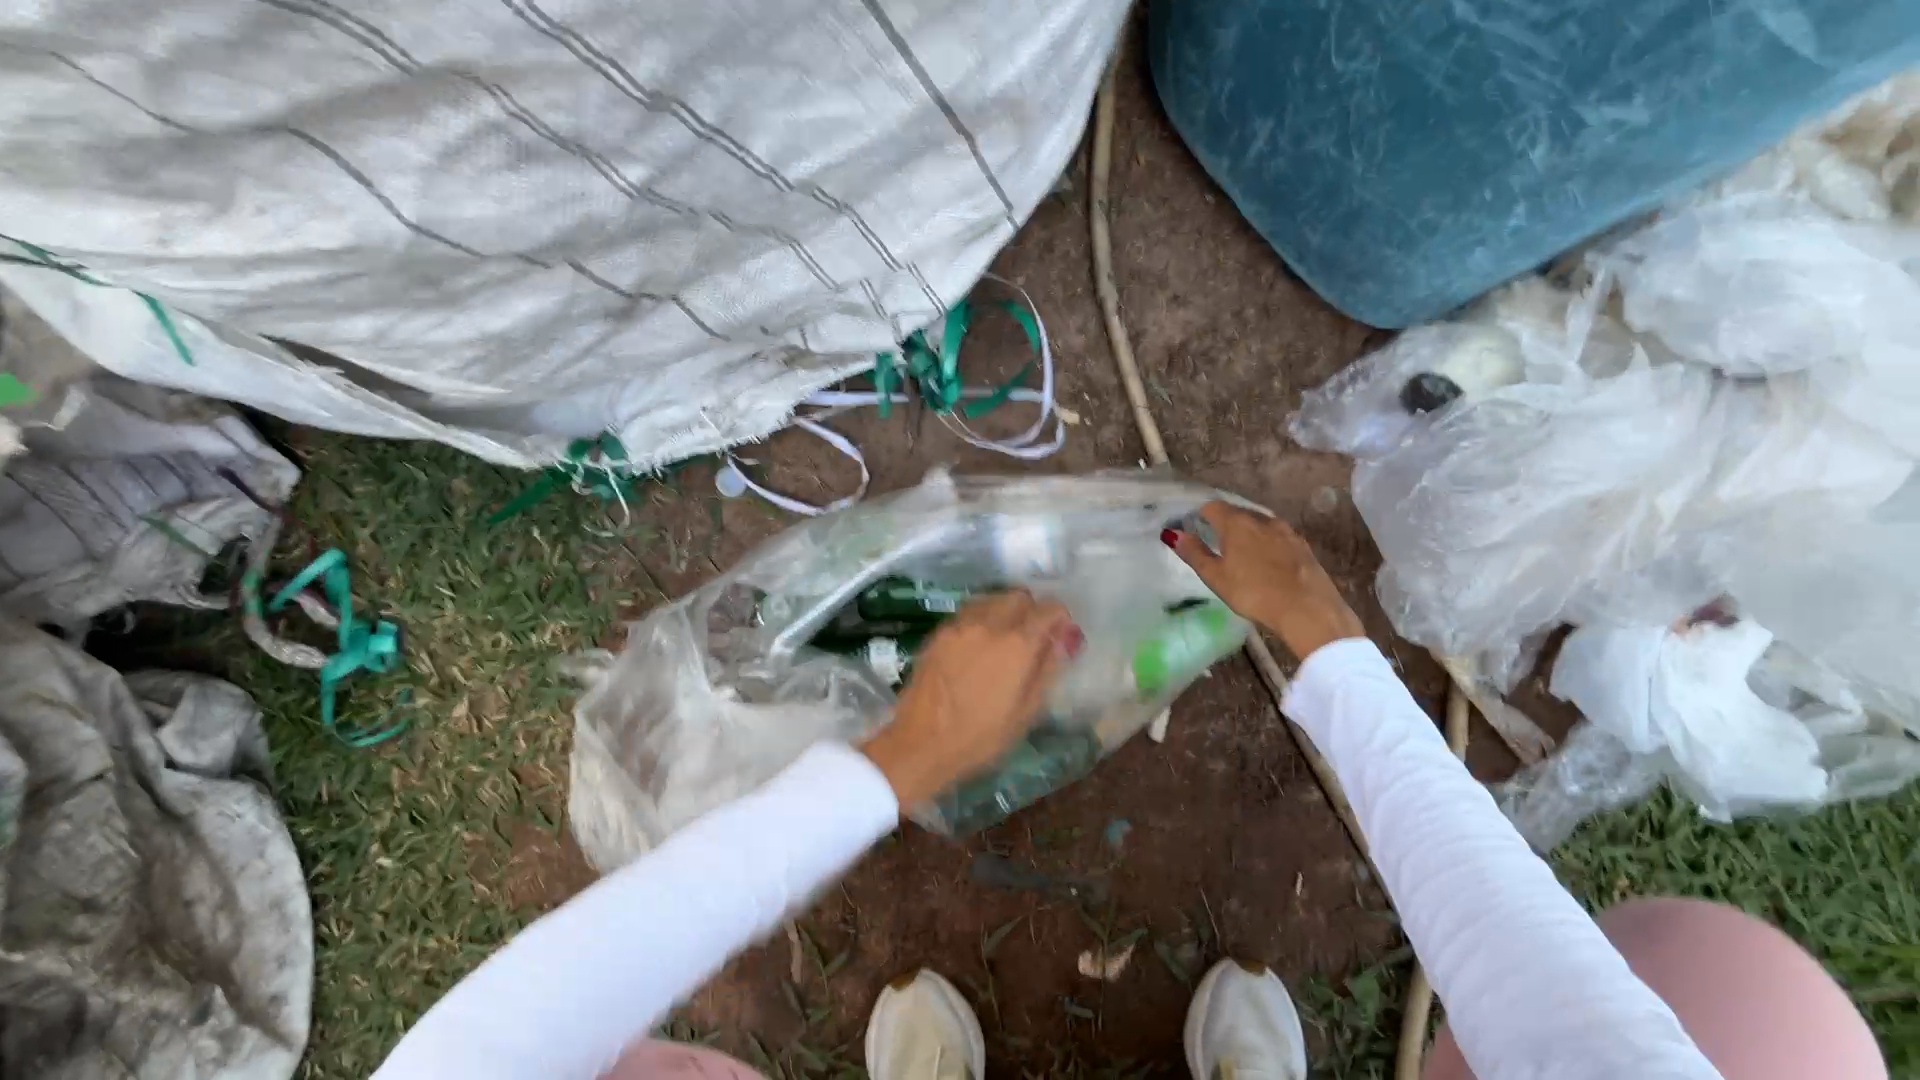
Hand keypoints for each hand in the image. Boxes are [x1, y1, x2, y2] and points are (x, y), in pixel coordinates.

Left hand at [861, 589, 1080, 806]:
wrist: (921, 743)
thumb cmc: (981, 736)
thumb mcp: (1026, 711)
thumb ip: (1046, 669)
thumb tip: (1062, 640)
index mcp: (1017, 644)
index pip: (1049, 609)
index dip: (1060, 617)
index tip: (1060, 632)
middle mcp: (989, 624)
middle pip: (1018, 596)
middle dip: (1031, 609)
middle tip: (1032, 635)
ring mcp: (959, 625)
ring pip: (990, 600)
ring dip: (1004, 610)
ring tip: (1004, 638)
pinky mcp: (938, 632)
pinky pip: (967, 613)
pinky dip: (980, 619)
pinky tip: (978, 644)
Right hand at [1164, 501, 1364, 661]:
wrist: (1308, 609)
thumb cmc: (1253, 593)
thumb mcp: (1216, 577)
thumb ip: (1194, 553)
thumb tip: (1172, 533)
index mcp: (1236, 523)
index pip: (1213, 507)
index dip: (1201, 515)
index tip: (1195, 529)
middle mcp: (1262, 519)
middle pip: (1237, 513)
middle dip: (1224, 524)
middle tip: (1215, 544)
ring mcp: (1286, 531)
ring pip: (1260, 525)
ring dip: (1248, 534)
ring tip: (1241, 555)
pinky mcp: (1303, 546)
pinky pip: (1277, 538)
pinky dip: (1267, 544)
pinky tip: (1266, 563)